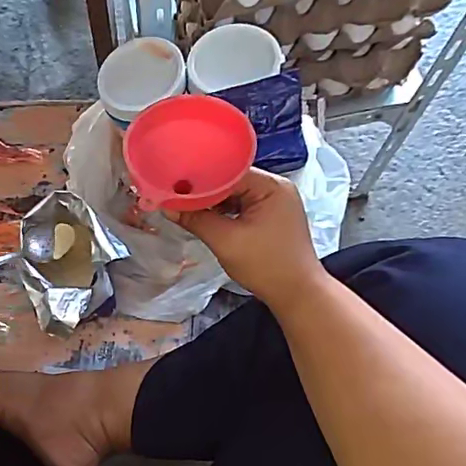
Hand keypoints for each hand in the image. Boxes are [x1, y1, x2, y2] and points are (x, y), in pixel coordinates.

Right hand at [169, 169, 326, 309]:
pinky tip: (205, 218)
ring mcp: (276, 203)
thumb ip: (196, 220)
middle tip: (175, 195)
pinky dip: (225, 212)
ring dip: (213, 203)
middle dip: (205, 190)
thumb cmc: (266, 266)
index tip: (173, 183)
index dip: (200, 177)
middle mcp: (276, 188)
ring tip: (185, 206)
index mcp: (271, 186)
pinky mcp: (272, 218)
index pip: (229, 171)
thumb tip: (167, 207)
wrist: (298, 294)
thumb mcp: (226, 242)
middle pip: (232, 181)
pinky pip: (243, 207)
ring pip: (236, 195)